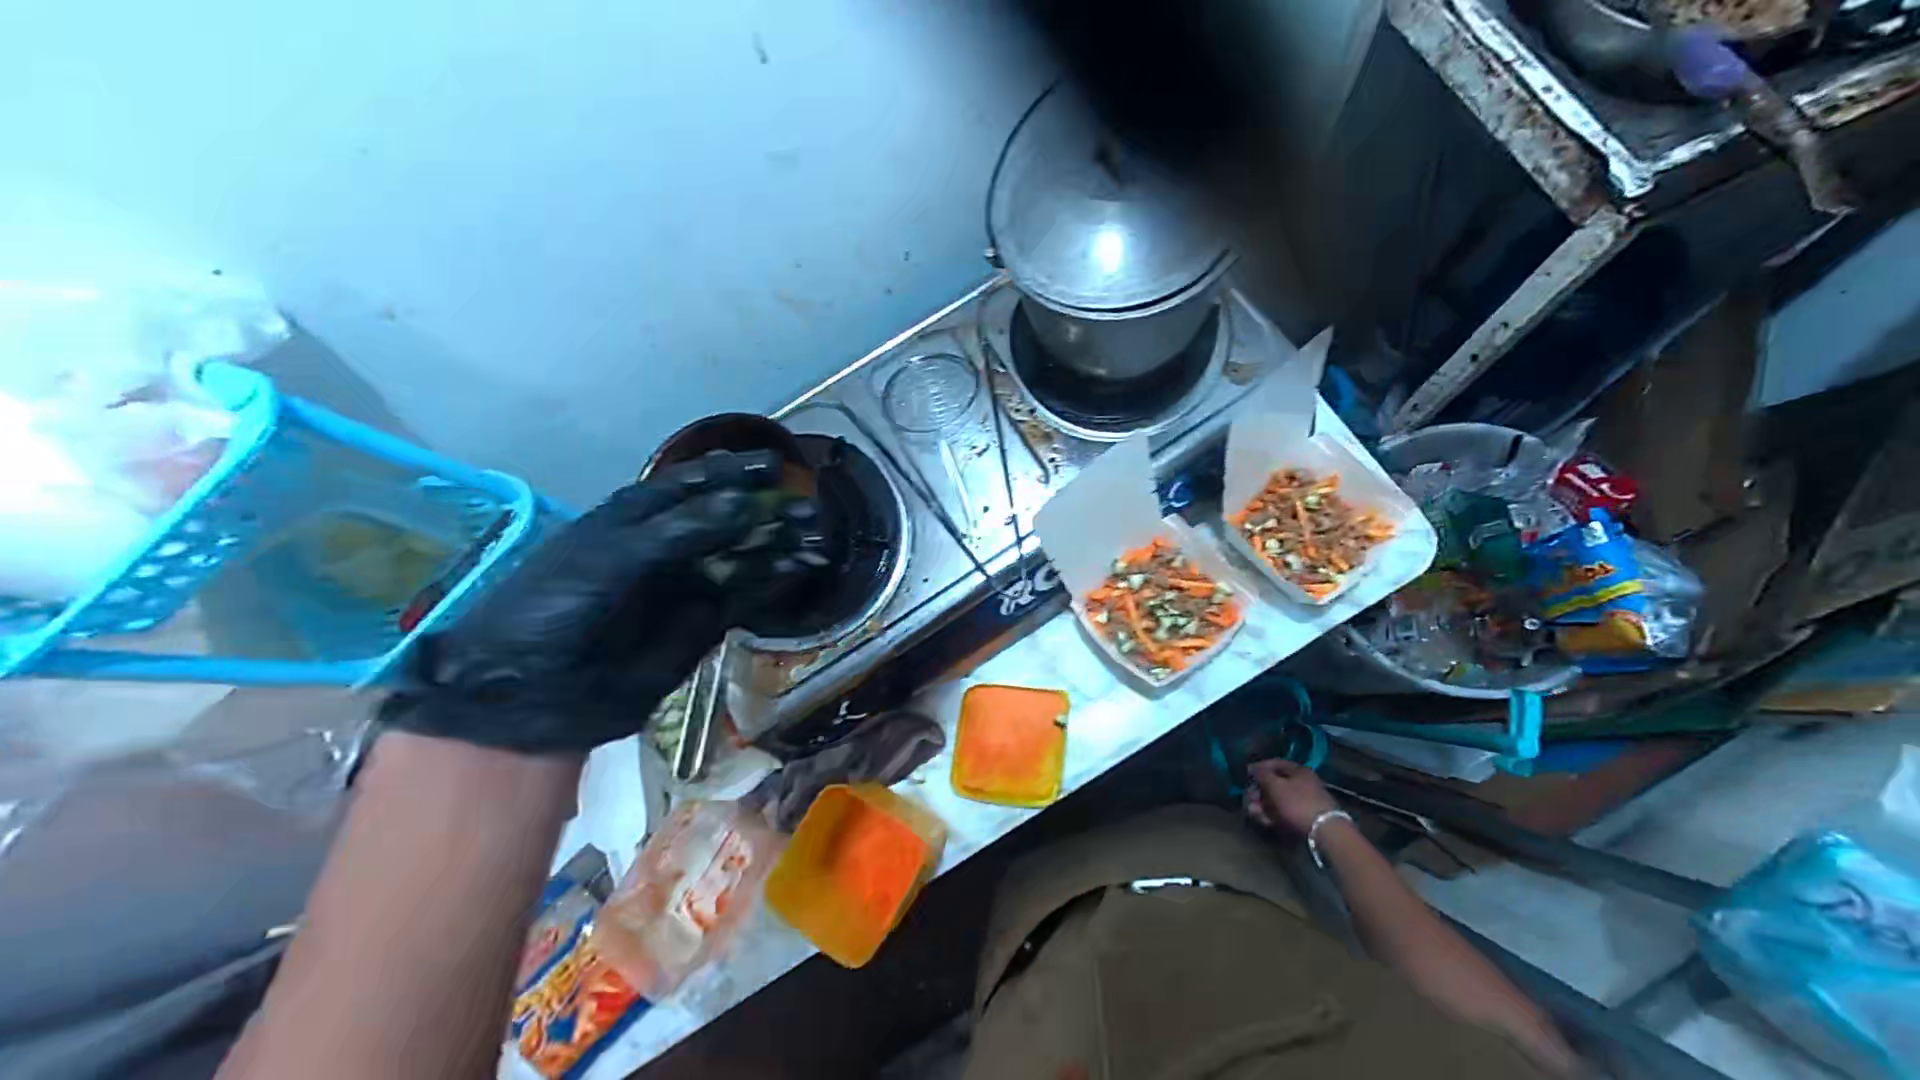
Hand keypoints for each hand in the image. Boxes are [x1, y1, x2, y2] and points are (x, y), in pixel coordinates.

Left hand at [382, 450, 819, 754]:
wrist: (535, 691)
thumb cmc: (556, 606)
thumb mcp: (614, 557)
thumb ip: (682, 529)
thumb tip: (745, 502)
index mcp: (638, 518)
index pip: (696, 484)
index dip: (734, 472)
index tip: (776, 465)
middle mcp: (670, 546)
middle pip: (729, 519)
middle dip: (768, 510)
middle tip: (809, 506)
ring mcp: (689, 585)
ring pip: (745, 556)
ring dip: (779, 545)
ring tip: (816, 536)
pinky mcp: (704, 623)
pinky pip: (747, 595)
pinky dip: (775, 581)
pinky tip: (801, 569)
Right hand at [1243, 759, 1338, 839]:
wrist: (1325, 832)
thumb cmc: (1298, 802)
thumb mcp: (1276, 785)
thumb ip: (1262, 775)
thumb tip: (1253, 768)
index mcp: (1299, 771)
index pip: (1275, 763)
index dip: (1259, 767)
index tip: (1245, 774)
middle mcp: (1303, 784)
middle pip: (1275, 784)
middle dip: (1258, 792)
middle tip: (1248, 798)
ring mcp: (1304, 802)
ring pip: (1278, 800)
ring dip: (1262, 806)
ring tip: (1253, 813)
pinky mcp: (1305, 818)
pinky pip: (1285, 813)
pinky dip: (1273, 816)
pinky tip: (1264, 821)